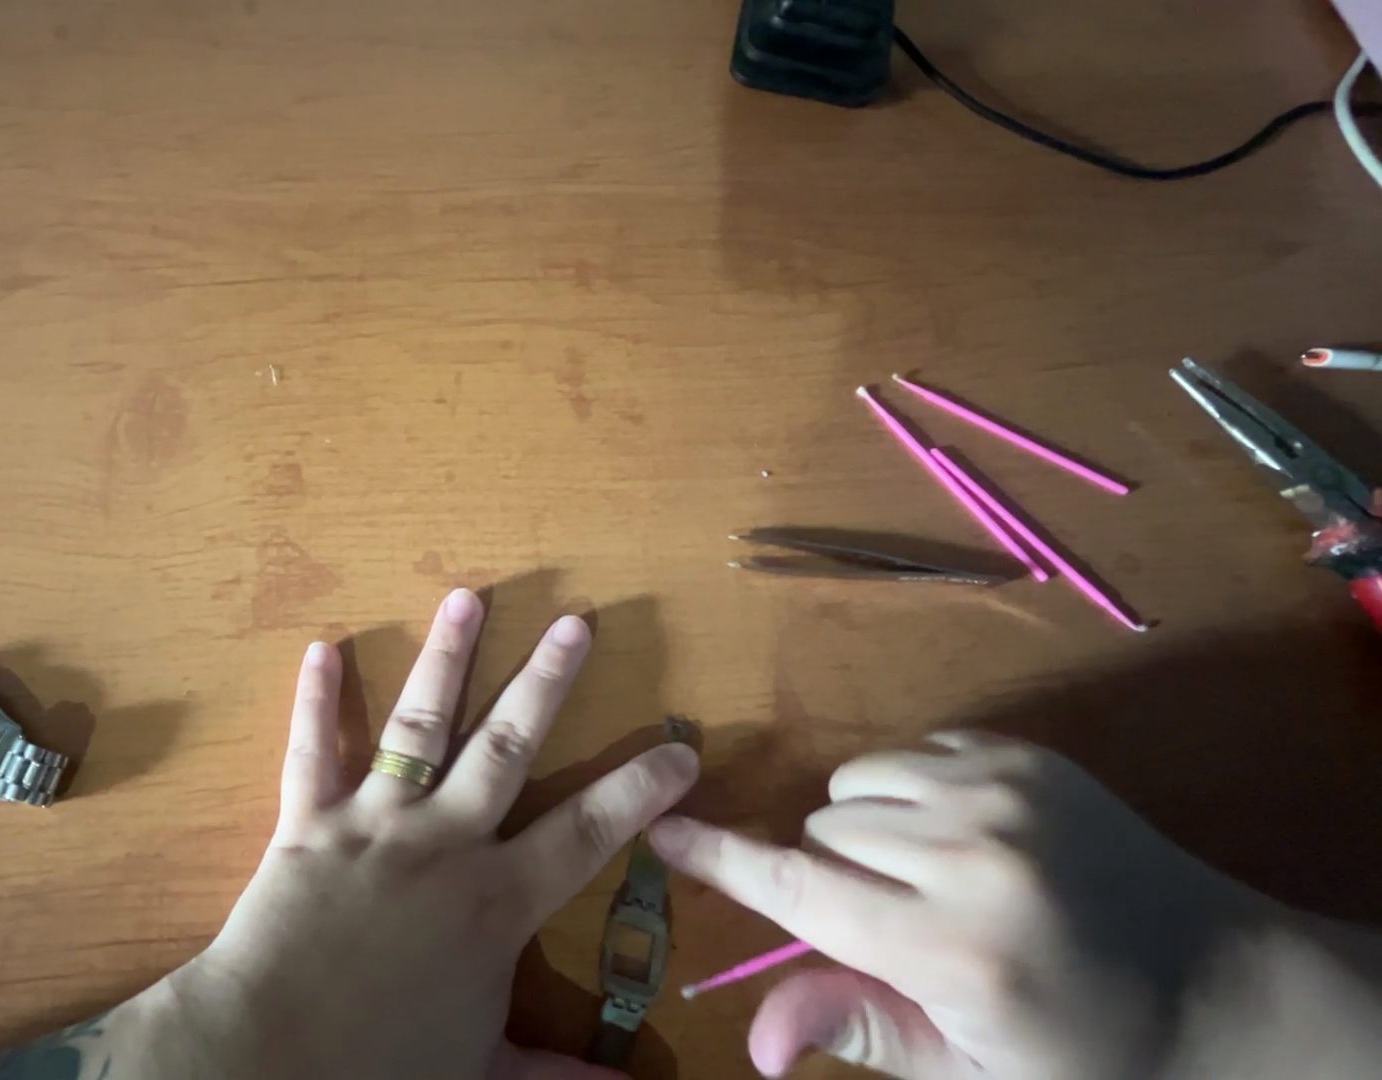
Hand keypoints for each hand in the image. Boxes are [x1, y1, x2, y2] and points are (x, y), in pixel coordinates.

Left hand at [155, 589, 699, 1079]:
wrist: (269, 1060)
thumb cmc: (381, 1068)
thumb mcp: (485, 1076)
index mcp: (494, 900)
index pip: (586, 832)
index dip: (638, 789)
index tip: (680, 745)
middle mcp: (443, 843)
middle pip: (506, 747)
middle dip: (544, 683)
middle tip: (574, 622)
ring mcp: (375, 822)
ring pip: (417, 726)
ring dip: (443, 660)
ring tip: (464, 599)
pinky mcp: (310, 821)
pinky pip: (311, 751)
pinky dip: (314, 701)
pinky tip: (319, 648)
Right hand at [647, 732, 1285, 1079]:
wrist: (1238, 988)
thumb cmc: (1087, 1051)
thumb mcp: (975, 1072)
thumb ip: (859, 1030)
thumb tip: (754, 1044)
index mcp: (955, 948)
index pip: (800, 890)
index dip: (721, 859)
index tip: (661, 829)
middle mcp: (968, 856)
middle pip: (820, 832)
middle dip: (831, 872)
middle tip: (893, 917)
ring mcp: (996, 790)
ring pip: (849, 785)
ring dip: (862, 826)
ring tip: (925, 869)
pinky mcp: (1015, 752)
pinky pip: (899, 753)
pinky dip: (904, 791)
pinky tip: (964, 831)